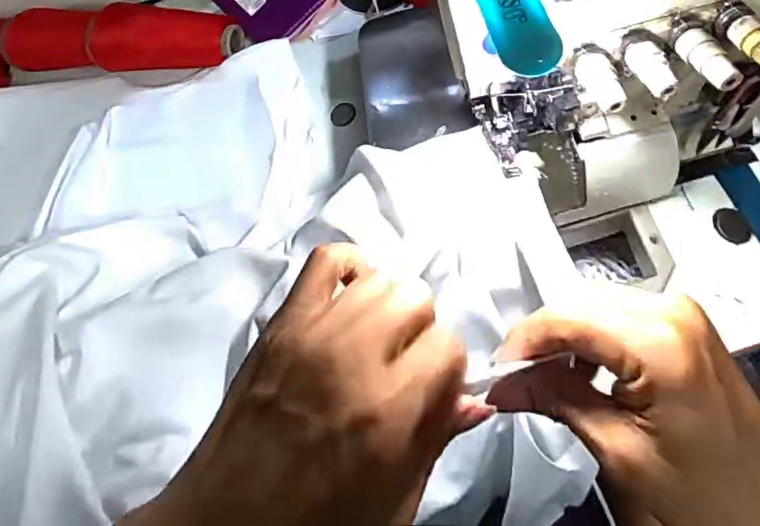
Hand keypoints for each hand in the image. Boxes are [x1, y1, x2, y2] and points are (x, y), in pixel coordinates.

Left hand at [120, 244, 491, 525]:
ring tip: (374, 337)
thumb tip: (477, 399)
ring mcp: (315, 334)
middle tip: (400, 364)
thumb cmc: (317, 525)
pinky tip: (351, 297)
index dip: (447, 368)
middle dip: (420, 331)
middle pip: (418, 299)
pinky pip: (327, 259)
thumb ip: (437, 439)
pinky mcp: (282, 324)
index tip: (432, 388)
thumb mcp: (393, 504)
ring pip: (382, 278)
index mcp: (389, 410)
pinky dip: (349, 267)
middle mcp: (356, 359)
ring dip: (388, 306)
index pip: (449, 345)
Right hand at [488, 285, 759, 525]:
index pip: (573, 316)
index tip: (500, 371)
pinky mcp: (683, 318)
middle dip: (545, 337)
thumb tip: (510, 382)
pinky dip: (595, 335)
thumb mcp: (623, 456)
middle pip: (585, 301)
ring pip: (600, 302)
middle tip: (515, 379)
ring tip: (544, 379)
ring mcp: (681, 309)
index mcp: (662, 341)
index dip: (527, 340)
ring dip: (568, 335)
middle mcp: (673, 309)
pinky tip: (582, 369)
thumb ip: (562, 402)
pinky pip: (622, 311)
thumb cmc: (708, 493)